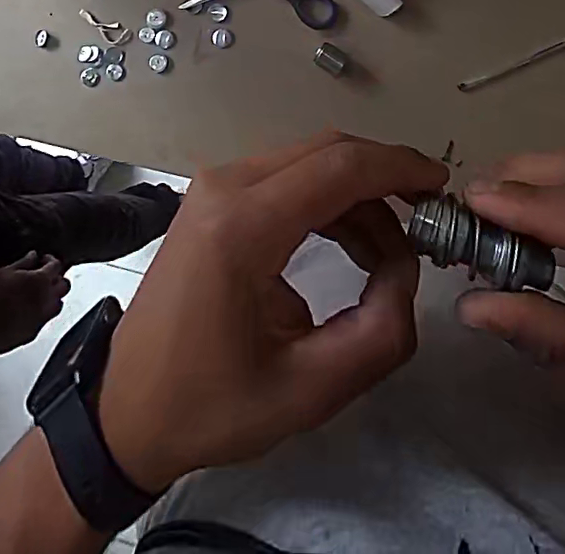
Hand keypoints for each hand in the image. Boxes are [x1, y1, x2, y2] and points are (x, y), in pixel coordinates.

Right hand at [0, 252, 70, 356]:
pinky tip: (30, 310)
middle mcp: (48, 297)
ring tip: (39, 295)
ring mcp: (44, 315)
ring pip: (59, 302)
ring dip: (53, 297)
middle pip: (64, 284)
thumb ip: (23, 262)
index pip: (56, 265)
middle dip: (56, 278)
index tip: (43, 260)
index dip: (50, 260)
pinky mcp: (37, 330)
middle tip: (44, 278)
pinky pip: (46, 318)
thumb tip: (33, 255)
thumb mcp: (3, 274)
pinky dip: (42, 312)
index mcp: (41, 280)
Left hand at [98, 132, 445, 491]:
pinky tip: (354, 242)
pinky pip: (292, 177)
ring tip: (392, 252)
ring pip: (314, 161)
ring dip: (362, 195)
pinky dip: (334, 201)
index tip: (441, 186)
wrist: (123, 412)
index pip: (340, 168)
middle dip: (387, 176)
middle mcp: (226, 187)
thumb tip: (407, 268)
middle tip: (427, 214)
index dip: (399, 168)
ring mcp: (218, 186)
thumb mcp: (308, 390)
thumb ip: (381, 332)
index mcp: (241, 228)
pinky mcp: (218, 197)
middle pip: (330, 151)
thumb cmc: (209, 405)